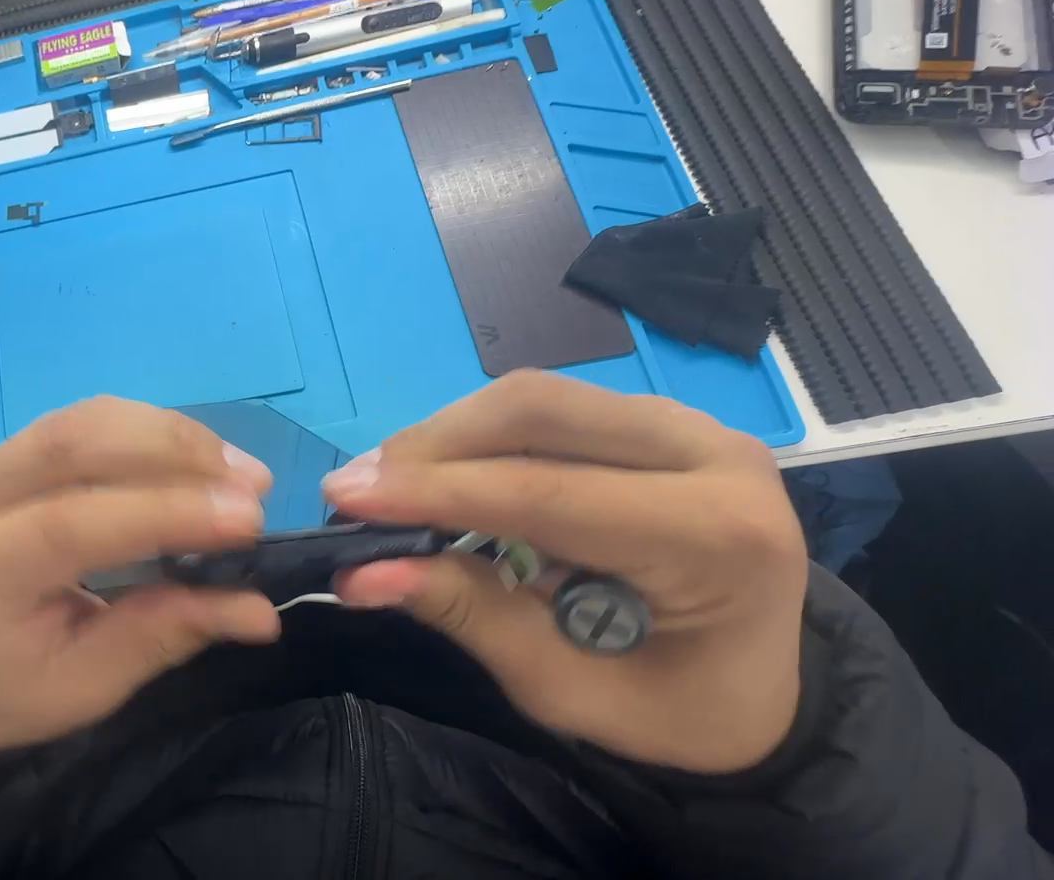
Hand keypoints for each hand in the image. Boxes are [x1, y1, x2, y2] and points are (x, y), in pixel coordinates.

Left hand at [0, 397, 282, 750]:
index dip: (162, 512)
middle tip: (252, 483)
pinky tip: (190, 455)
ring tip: (234, 468)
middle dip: (172, 453)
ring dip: (165, 435)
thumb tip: (261, 610)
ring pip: (77, 422)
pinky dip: (142, 432)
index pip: (66, 524)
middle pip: (69, 445)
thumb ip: (162, 635)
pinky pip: (75, 424)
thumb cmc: (8, 691)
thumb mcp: (84, 687)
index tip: (247, 517)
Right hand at [325, 371, 807, 773]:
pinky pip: (540, 407)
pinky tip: (435, 471)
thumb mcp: (566, 686)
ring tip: (385, 484)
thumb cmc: (670, 705)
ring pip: (531, 396)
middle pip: (536, 411)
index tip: (344, 498)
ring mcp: (683, 424)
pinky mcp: (648, 417)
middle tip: (355, 490)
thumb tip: (360, 573)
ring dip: (443, 436)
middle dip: (430, 446)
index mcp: (718, 538)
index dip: (435, 491)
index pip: (548, 493)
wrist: (757, 687)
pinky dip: (472, 435)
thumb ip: (468, 615)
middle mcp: (711, 455)